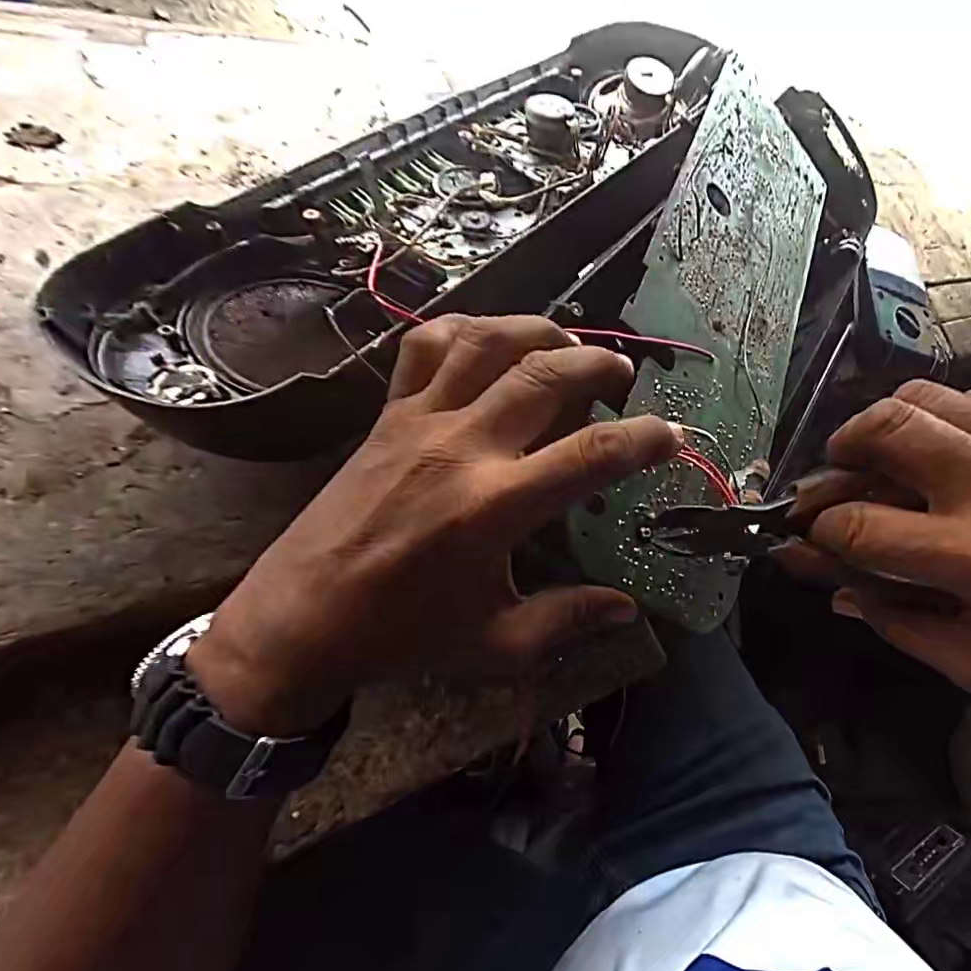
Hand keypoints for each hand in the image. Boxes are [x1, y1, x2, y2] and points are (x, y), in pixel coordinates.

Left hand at [187, 315, 680, 734]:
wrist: (299, 619)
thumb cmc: (404, 635)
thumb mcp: (499, 641)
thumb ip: (569, 618)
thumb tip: (628, 608)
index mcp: (495, 507)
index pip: (590, 454)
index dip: (643, 440)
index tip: (671, 435)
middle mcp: (461, 448)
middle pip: (545, 375)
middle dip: (598, 365)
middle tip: (624, 378)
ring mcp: (418, 422)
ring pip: (487, 342)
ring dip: (539, 332)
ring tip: (570, 346)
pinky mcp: (387, 415)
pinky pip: (426, 347)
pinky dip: (467, 329)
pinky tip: (492, 342)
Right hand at [777, 380, 970, 710]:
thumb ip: (904, 628)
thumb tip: (842, 594)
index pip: (859, 527)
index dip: (817, 535)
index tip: (805, 542)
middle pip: (880, 431)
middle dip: (834, 457)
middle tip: (828, 484)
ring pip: (921, 398)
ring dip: (880, 427)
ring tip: (876, 460)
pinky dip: (940, 420)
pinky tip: (945, 454)